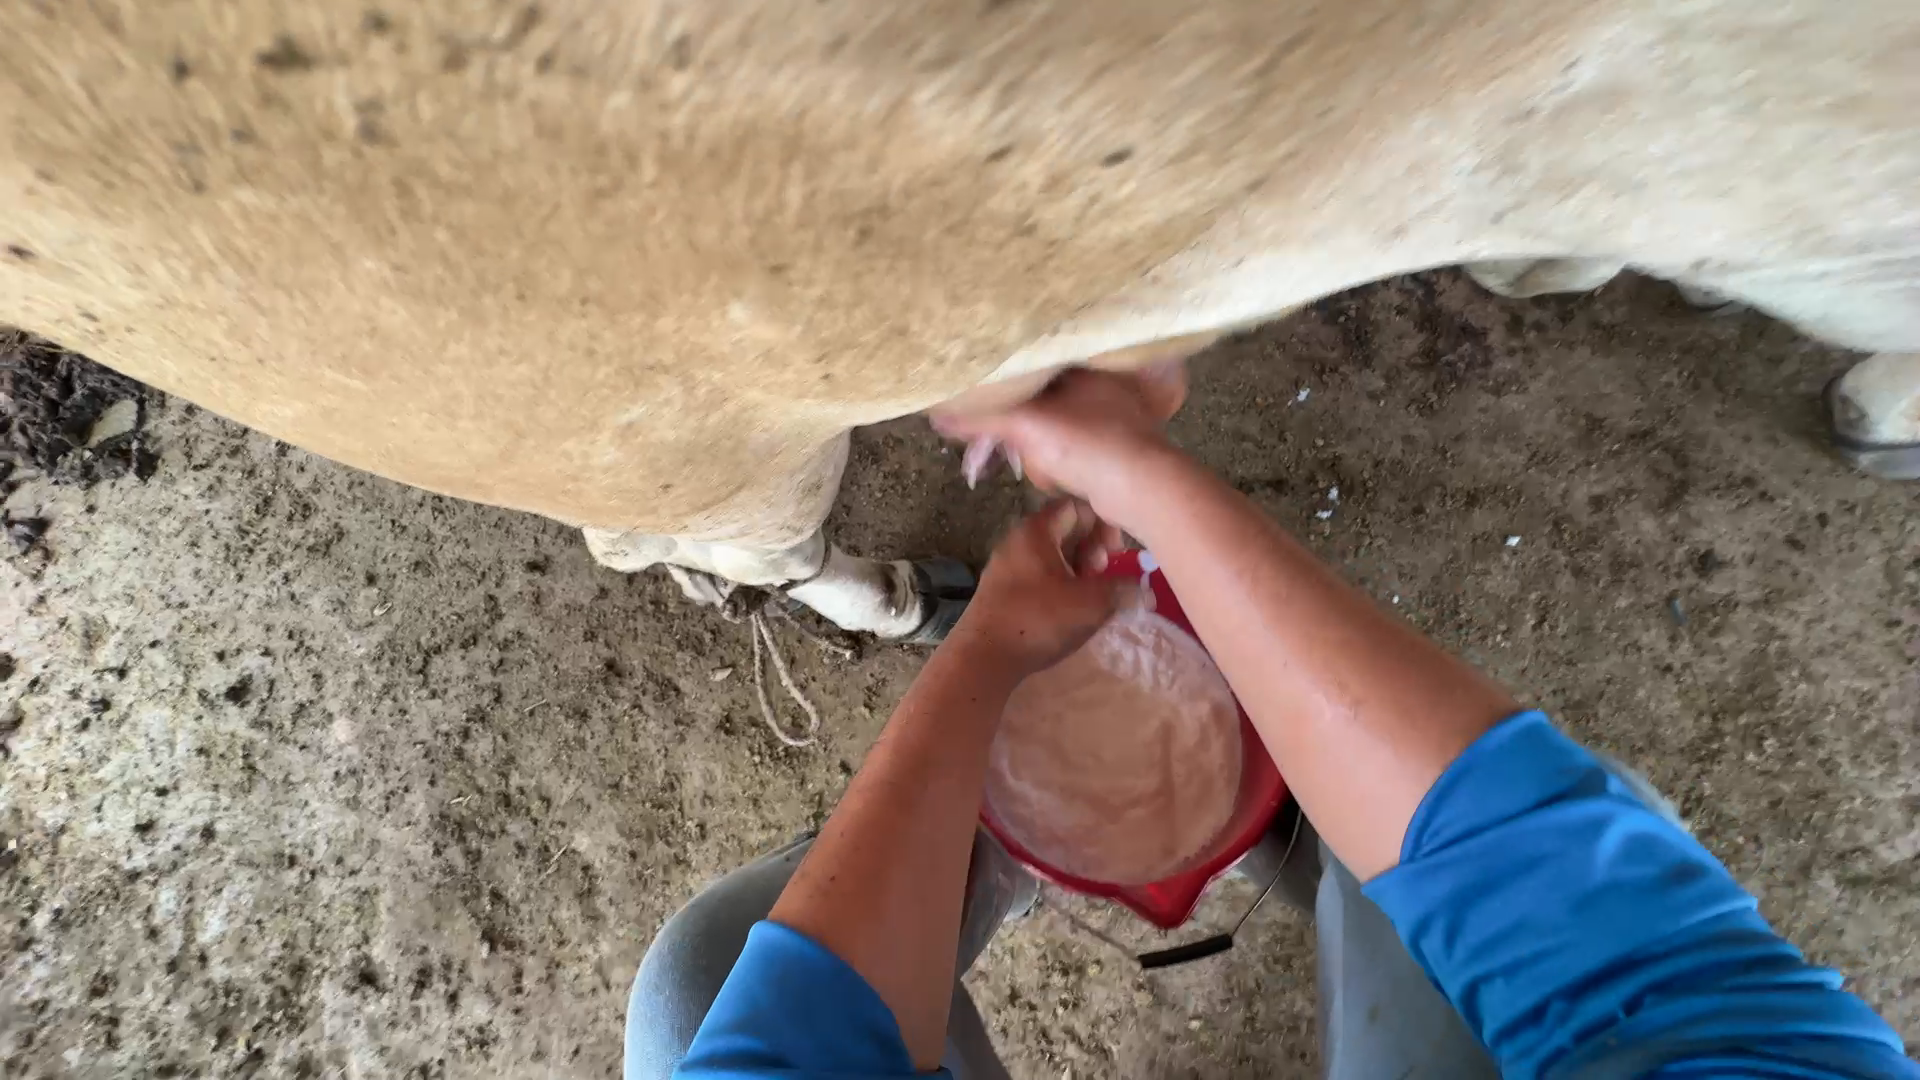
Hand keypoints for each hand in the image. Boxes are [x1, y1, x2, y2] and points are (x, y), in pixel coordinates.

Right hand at [930, 366, 1188, 526]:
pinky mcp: (1117, 446)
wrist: (1140, 490)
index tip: (987, 390)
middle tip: (1012, 442)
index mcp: (1084, 365)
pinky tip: (1058, 475)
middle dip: (1024, 425)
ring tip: (1042, 463)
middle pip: (1045, 395)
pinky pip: (1074, 448)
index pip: (1036, 360)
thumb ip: (981, 418)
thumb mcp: (1025, 426)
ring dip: (1043, 450)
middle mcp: (1103, 384)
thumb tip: (937, 413)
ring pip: (1058, 425)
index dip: (1009, 376)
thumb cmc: (1086, 444)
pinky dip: (1062, 463)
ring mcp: (1114, 416)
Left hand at [946, 500, 1133, 677]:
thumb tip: (1144, 589)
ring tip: (1089, 595)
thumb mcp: (1091, 603)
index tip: (1116, 554)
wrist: (983, 657)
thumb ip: (1123, 589)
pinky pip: (1038, 573)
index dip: (1104, 524)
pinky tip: (1068, 608)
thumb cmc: (1038, 620)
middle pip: (1065, 529)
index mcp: (1037, 529)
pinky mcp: (1002, 588)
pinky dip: (1059, 583)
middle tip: (1103, 576)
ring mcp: (1007, 564)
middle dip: (1092, 549)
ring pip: (1053, 553)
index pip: (1078, 506)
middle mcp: (1018, 538)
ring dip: (1078, 569)